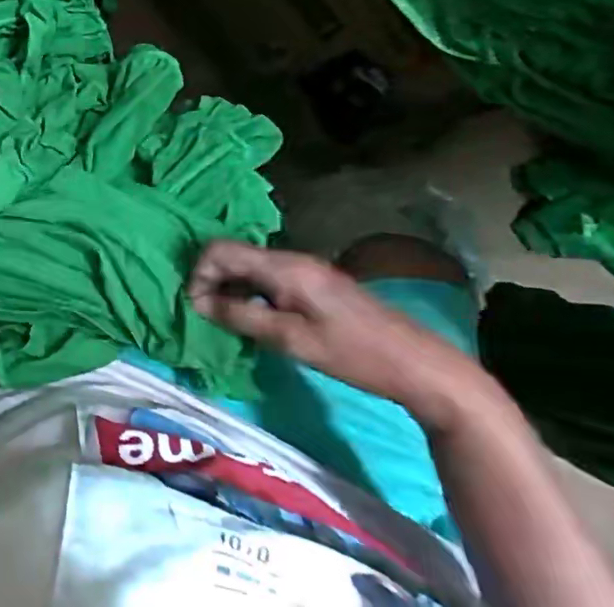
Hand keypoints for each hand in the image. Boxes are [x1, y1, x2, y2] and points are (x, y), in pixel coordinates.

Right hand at [188, 240, 488, 428]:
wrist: (417, 364)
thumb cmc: (353, 354)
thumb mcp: (292, 341)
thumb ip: (242, 317)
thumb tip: (200, 302)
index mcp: (284, 267)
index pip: (220, 249)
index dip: (199, 274)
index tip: (196, 307)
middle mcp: (291, 258)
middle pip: (233, 254)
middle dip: (211, 280)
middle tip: (206, 317)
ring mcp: (305, 269)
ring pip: (250, 266)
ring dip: (230, 288)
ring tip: (225, 321)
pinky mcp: (315, 283)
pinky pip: (268, 278)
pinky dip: (251, 293)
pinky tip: (254, 320)